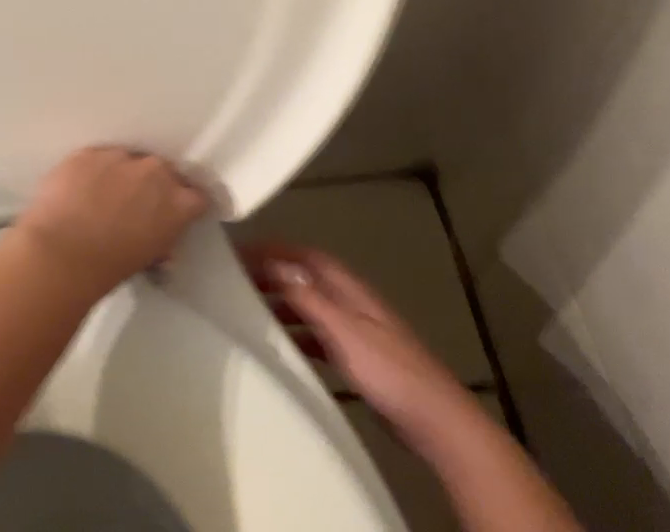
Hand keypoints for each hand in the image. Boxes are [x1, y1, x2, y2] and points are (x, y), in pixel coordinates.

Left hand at [12, 146, 207, 293]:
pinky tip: (79, 189)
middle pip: (163, 171)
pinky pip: (97, 158)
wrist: (62, 253)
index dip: (184, 205)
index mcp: (179, 202)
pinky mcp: (89, 152)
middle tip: (134, 204)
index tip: (173, 213)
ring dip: (121, 174)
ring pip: (128, 160)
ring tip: (102, 195)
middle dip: (152, 185)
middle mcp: (155, 171)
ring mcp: (121, 157)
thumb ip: (161, 239)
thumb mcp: (149, 257)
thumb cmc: (109, 267)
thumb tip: (158, 241)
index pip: (197, 196)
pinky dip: (92, 171)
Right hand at [244, 242, 466, 432]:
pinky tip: (280, 348)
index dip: (276, 250)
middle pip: (307, 279)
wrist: (434, 420)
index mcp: (351, 290)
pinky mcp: (357, 359)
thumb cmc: (388, 371)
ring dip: (283, 305)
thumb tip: (273, 264)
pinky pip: (318, 336)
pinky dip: (297, 335)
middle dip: (274, 275)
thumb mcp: (343, 330)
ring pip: (311, 308)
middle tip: (235, 282)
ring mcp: (356, 332)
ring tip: (247, 312)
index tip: (241, 253)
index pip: (307, 257)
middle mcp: (352, 304)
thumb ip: (308, 297)